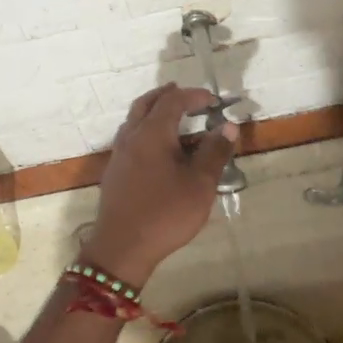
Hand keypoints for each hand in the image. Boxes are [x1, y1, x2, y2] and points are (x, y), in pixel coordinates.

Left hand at [83, 84, 236, 285]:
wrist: (122, 248)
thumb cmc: (165, 213)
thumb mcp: (200, 184)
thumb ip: (214, 152)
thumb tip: (228, 126)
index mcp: (152, 133)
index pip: (173, 101)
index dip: (194, 96)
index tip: (213, 101)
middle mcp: (131, 137)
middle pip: (146, 104)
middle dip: (167, 96)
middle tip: (185, 95)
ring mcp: (119, 155)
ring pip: (134, 121)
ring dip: (154, 113)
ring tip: (174, 120)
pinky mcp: (115, 173)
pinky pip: (131, 140)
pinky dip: (146, 132)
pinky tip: (159, 150)